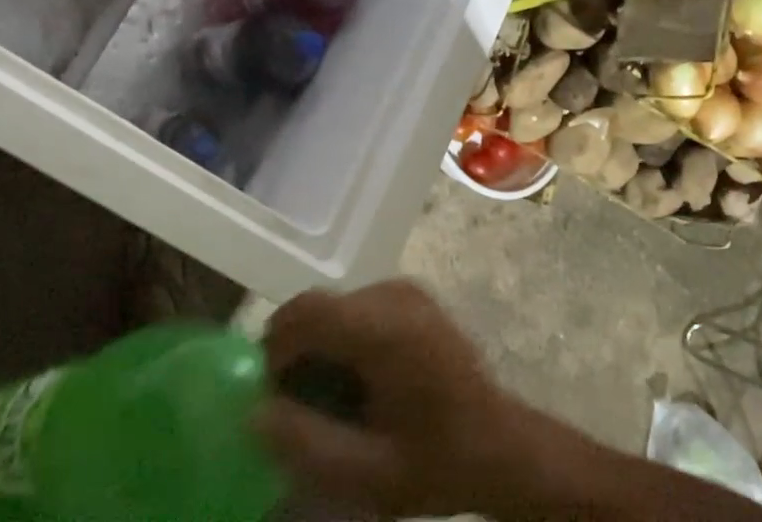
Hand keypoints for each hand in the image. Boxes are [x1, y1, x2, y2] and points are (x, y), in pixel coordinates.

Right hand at [253, 280, 542, 518]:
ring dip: (318, 344)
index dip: (276, 349)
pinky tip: (358, 378)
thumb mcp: (367, 472)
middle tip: (299, 401)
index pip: (305, 313)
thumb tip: (254, 411)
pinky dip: (341, 336)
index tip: (275, 393)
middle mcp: (393, 295)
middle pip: (315, 307)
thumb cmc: (437, 462)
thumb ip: (304, 441)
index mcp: (385, 329)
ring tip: (331, 395)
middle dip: (296, 350)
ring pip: (332, 306)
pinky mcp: (412, 295)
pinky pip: (354, 306)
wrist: (506, 450)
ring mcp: (405, 290)